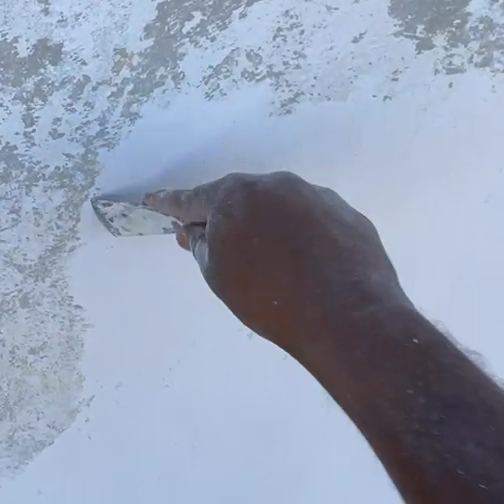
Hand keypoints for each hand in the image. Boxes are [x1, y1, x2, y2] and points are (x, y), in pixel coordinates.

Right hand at [144, 172, 408, 362]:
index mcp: (234, 195)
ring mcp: (316, 197)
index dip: (170, 204)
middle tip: (219, 245)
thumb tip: (196, 230)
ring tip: (274, 264)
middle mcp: (275, 185)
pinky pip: (314, 222)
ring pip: (280, 207)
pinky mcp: (349, 216)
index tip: (153, 200)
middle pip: (239, 198)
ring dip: (268, 226)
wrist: (349, 319)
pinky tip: (308, 267)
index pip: (191, 199)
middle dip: (226, 217)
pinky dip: (304, 237)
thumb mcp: (217, 274)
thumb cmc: (268, 297)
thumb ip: (201, 244)